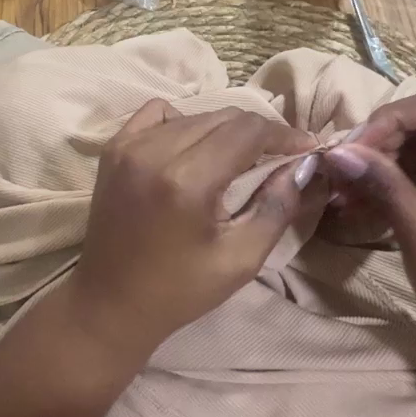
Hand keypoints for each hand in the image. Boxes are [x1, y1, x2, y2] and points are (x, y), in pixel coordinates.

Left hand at [69, 100, 326, 354]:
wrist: (109, 302)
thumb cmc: (179, 290)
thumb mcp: (241, 259)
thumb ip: (277, 207)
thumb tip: (301, 166)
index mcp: (187, 181)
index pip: (248, 131)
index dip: (283, 135)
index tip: (306, 148)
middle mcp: (155, 152)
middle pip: (223, 116)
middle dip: (259, 132)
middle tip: (279, 156)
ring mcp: (128, 146)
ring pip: (194, 114)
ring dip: (225, 129)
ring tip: (240, 157)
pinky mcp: (113, 148)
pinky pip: (157, 114)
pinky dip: (183, 121)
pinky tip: (193, 147)